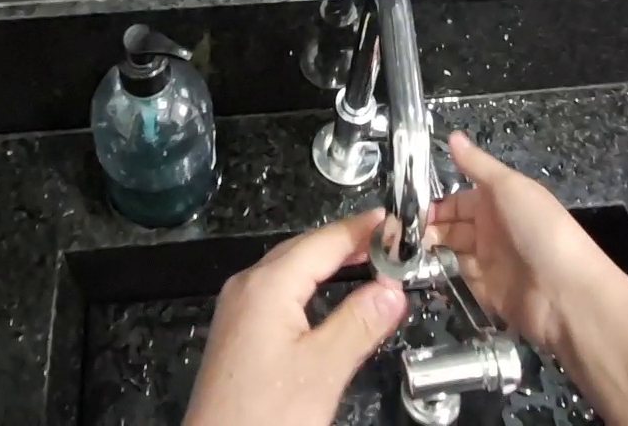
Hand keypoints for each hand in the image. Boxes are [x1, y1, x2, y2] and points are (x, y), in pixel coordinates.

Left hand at [185, 209, 408, 425]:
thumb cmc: (265, 417)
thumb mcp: (322, 371)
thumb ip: (359, 324)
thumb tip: (391, 290)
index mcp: (268, 285)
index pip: (323, 242)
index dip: (359, 230)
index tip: (389, 220)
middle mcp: (247, 285)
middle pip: (304, 248)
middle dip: (345, 242)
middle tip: (385, 241)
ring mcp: (237, 307)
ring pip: (289, 267)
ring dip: (327, 261)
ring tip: (364, 260)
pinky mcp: (236, 330)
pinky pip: (277, 288)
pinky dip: (308, 282)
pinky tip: (325, 294)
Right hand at [429, 132, 627, 356]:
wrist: (567, 294)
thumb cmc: (539, 229)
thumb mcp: (508, 186)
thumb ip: (476, 164)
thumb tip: (453, 135)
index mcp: (499, 201)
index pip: (458, 198)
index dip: (435, 201)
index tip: (409, 204)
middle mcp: (492, 229)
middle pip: (451, 225)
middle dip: (428, 225)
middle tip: (403, 230)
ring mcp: (490, 262)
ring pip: (451, 251)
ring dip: (431, 249)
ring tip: (407, 248)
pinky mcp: (487, 293)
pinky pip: (459, 280)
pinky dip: (441, 274)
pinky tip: (422, 269)